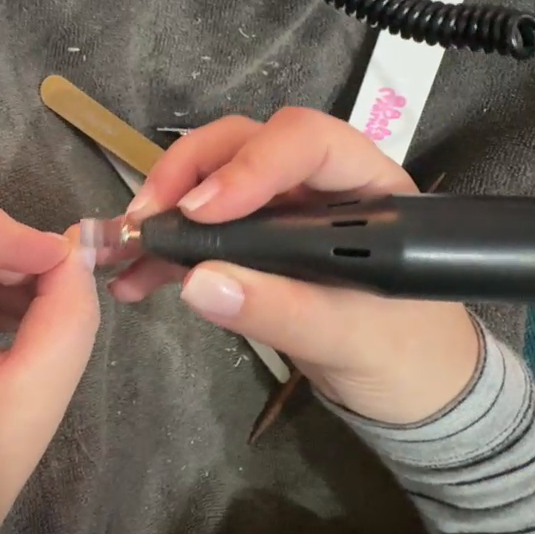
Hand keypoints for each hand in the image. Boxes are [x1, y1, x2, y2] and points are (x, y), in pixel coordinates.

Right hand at [110, 108, 478, 423]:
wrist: (407, 391)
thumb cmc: (405, 356)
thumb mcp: (349, 339)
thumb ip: (279, 310)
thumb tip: (198, 283)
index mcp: (366, 185)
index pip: (307, 141)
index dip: (249, 164)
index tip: (199, 211)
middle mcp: (318, 181)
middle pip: (245, 142)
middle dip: (187, 172)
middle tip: (145, 217)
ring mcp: (280, 208)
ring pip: (211, 176)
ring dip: (164, 205)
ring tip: (127, 245)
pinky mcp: (251, 240)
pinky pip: (198, 227)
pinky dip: (163, 250)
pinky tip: (134, 279)